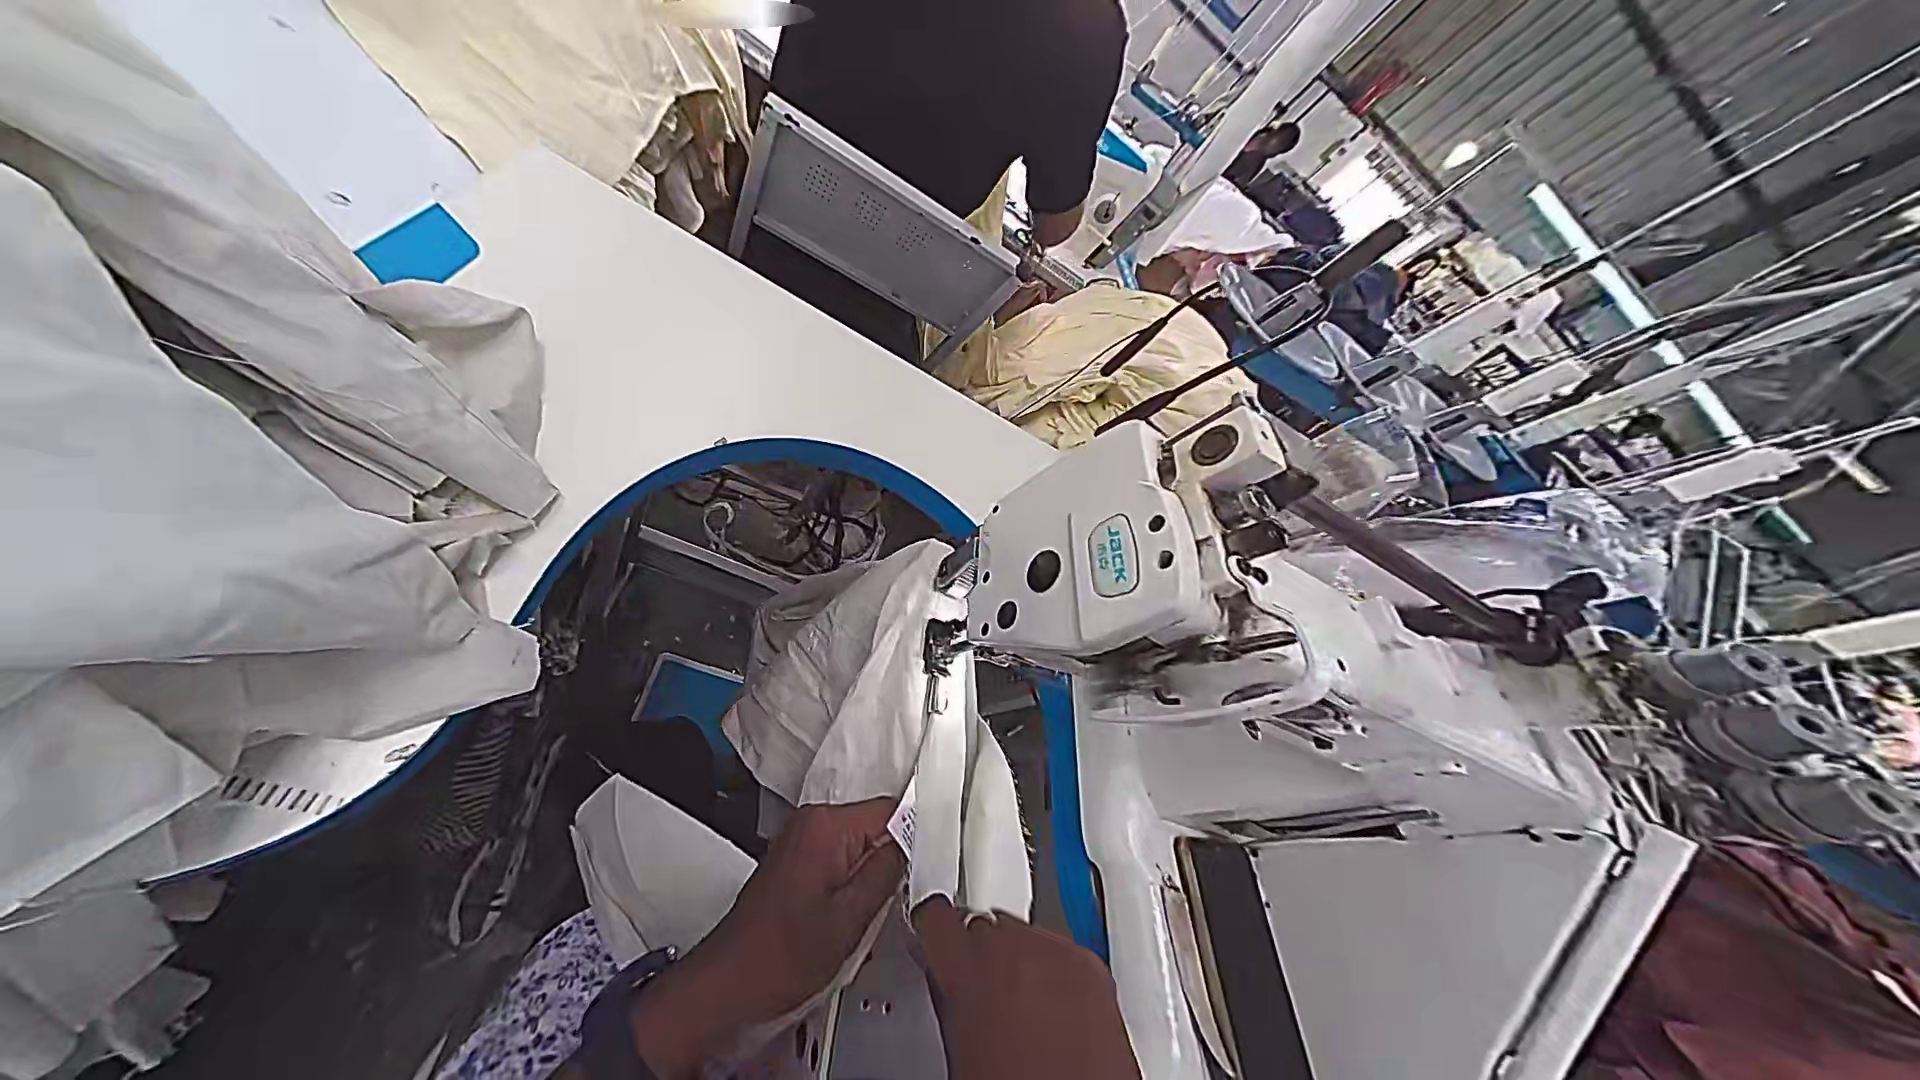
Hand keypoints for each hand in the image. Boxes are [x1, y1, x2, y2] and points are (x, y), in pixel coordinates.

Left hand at [626, 800, 905, 1078]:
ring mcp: (802, 840)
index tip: (922, 865)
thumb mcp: (851, 917)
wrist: (727, 988)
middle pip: (876, 827)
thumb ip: (888, 869)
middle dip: (888, 863)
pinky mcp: (798, 859)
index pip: (891, 809)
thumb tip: (912, 841)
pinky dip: (850, 884)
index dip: (913, 838)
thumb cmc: (774, 959)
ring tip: (855, 917)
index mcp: (824, 825)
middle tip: (882, 903)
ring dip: (869, 878)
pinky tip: (841, 918)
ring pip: (861, 846)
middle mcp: (810, 823)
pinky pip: (842, 859)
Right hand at [913, 897, 1141, 1079]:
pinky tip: (1053, 1009)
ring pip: (1022, 932)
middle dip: (979, 950)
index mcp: (966, 966)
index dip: (933, 928)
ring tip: (1021, 1006)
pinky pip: (1059, 949)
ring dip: (1017, 956)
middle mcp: (1010, 945)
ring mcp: (1053, 950)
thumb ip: (946, 994)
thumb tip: (942, 976)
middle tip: (982, 992)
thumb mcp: (958, 1048)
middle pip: (982, 924)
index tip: (934, 936)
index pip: (936, 915)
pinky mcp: (1089, 963)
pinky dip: (1053, 969)